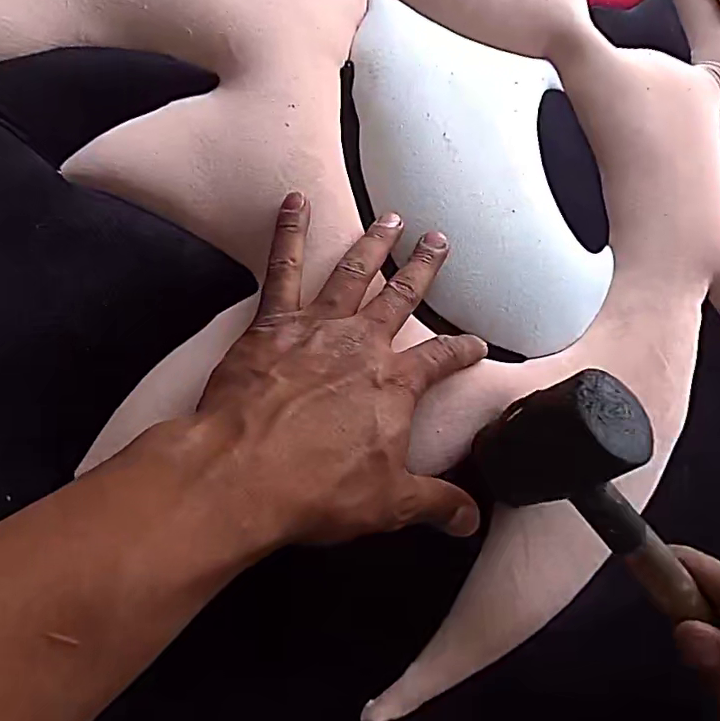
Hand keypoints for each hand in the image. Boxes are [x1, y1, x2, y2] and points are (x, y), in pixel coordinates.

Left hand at [192, 192, 488, 548]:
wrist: (244, 474)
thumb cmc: (315, 488)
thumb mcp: (388, 504)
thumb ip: (435, 504)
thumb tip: (470, 519)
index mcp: (394, 385)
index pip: (440, 359)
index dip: (462, 350)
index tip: (475, 344)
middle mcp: (362, 345)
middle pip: (401, 297)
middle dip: (424, 268)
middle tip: (438, 240)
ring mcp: (318, 328)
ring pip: (354, 273)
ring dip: (374, 243)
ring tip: (390, 217)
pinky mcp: (273, 324)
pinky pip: (283, 267)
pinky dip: (290, 232)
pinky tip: (295, 201)